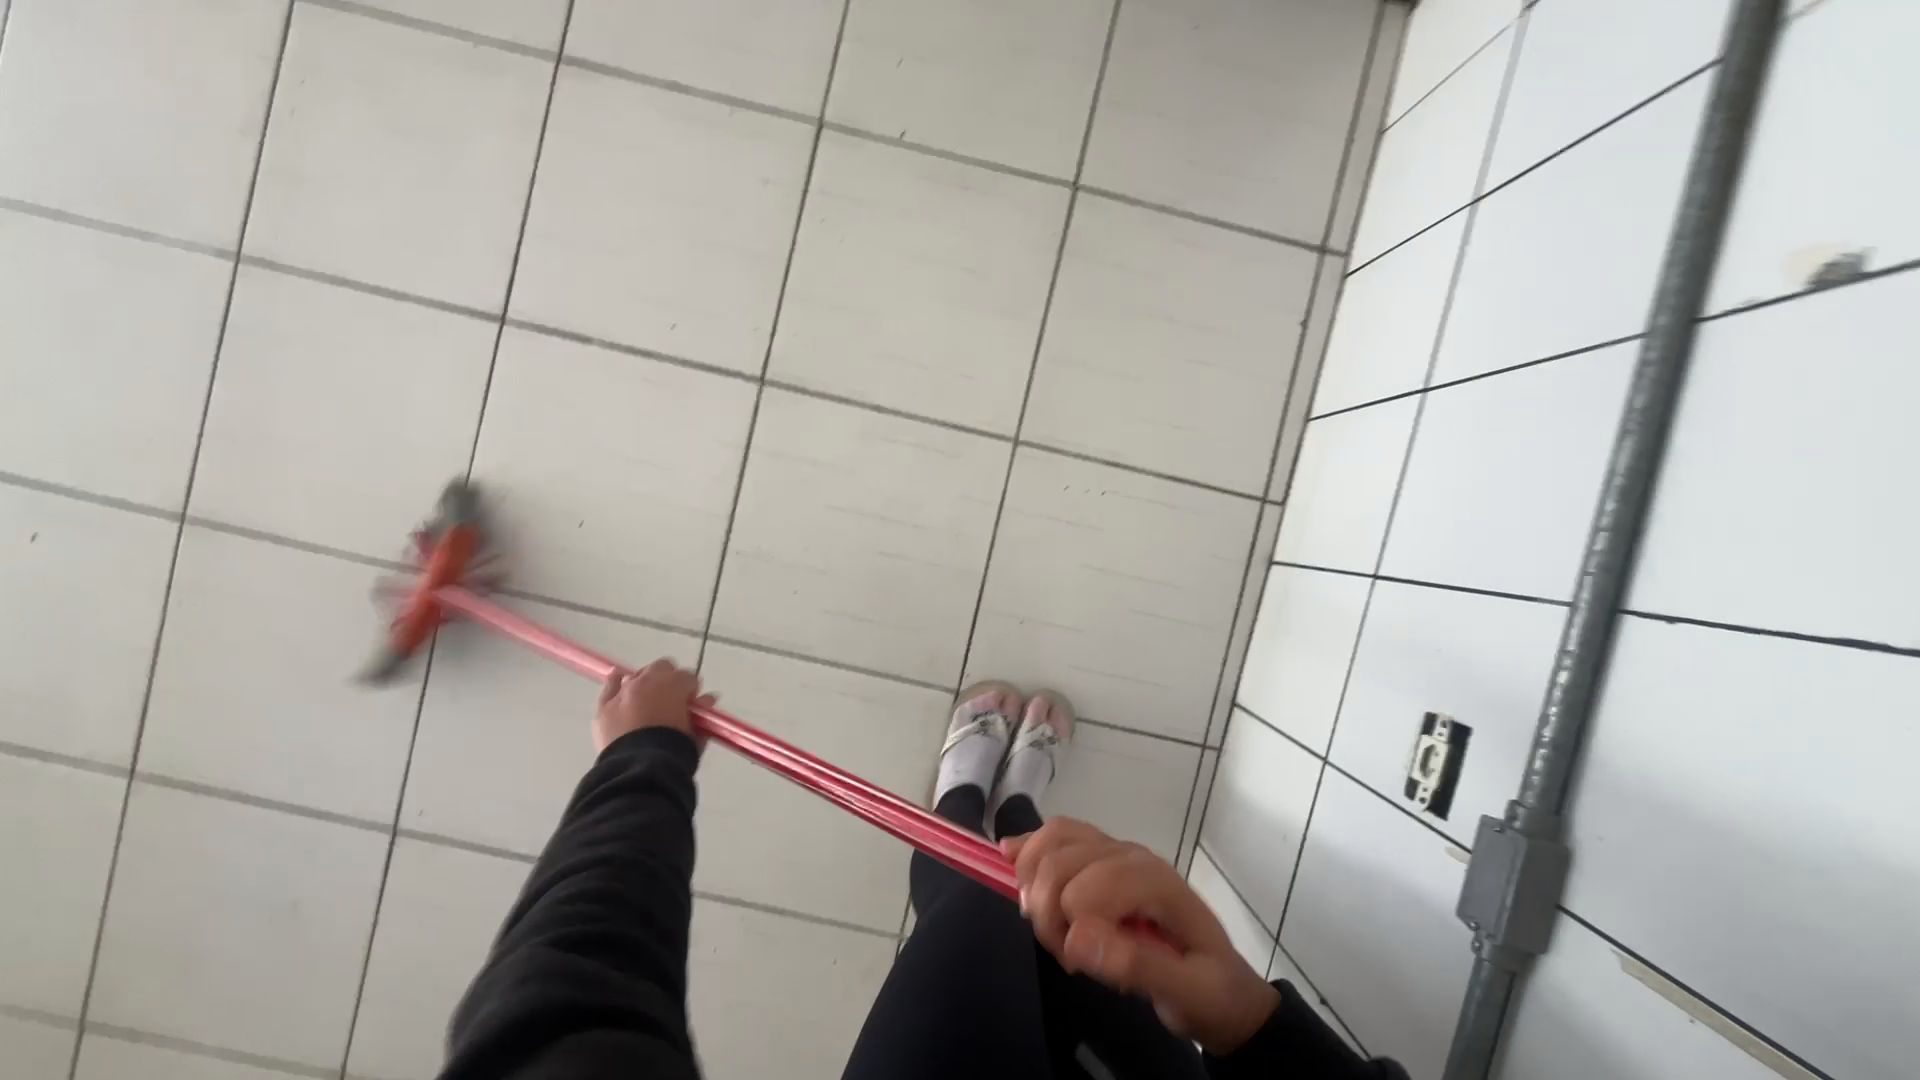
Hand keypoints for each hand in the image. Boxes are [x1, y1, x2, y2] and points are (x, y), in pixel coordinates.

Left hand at [593, 659, 712, 752]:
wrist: (640, 767)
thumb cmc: (674, 748)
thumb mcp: (696, 732)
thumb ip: (701, 713)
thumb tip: (707, 700)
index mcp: (674, 683)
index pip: (689, 677)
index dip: (691, 691)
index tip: (692, 705)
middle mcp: (648, 679)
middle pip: (662, 668)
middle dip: (668, 680)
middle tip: (671, 701)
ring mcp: (624, 690)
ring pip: (637, 675)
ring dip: (645, 685)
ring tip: (646, 704)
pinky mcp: (605, 705)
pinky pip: (610, 685)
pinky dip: (616, 685)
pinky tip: (620, 688)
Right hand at [1003, 818, 1279, 1055]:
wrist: (1224, 986)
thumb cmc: (1207, 992)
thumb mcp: (1186, 994)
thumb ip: (1137, 968)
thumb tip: (1078, 939)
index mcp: (1154, 882)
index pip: (1083, 889)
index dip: (1067, 930)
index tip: (1077, 966)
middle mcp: (1132, 855)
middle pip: (1060, 863)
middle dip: (1046, 911)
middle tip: (1064, 953)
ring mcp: (1117, 850)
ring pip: (1055, 838)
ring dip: (1034, 879)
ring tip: (1044, 919)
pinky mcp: (1104, 855)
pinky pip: (1060, 834)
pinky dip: (1032, 845)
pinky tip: (1010, 854)